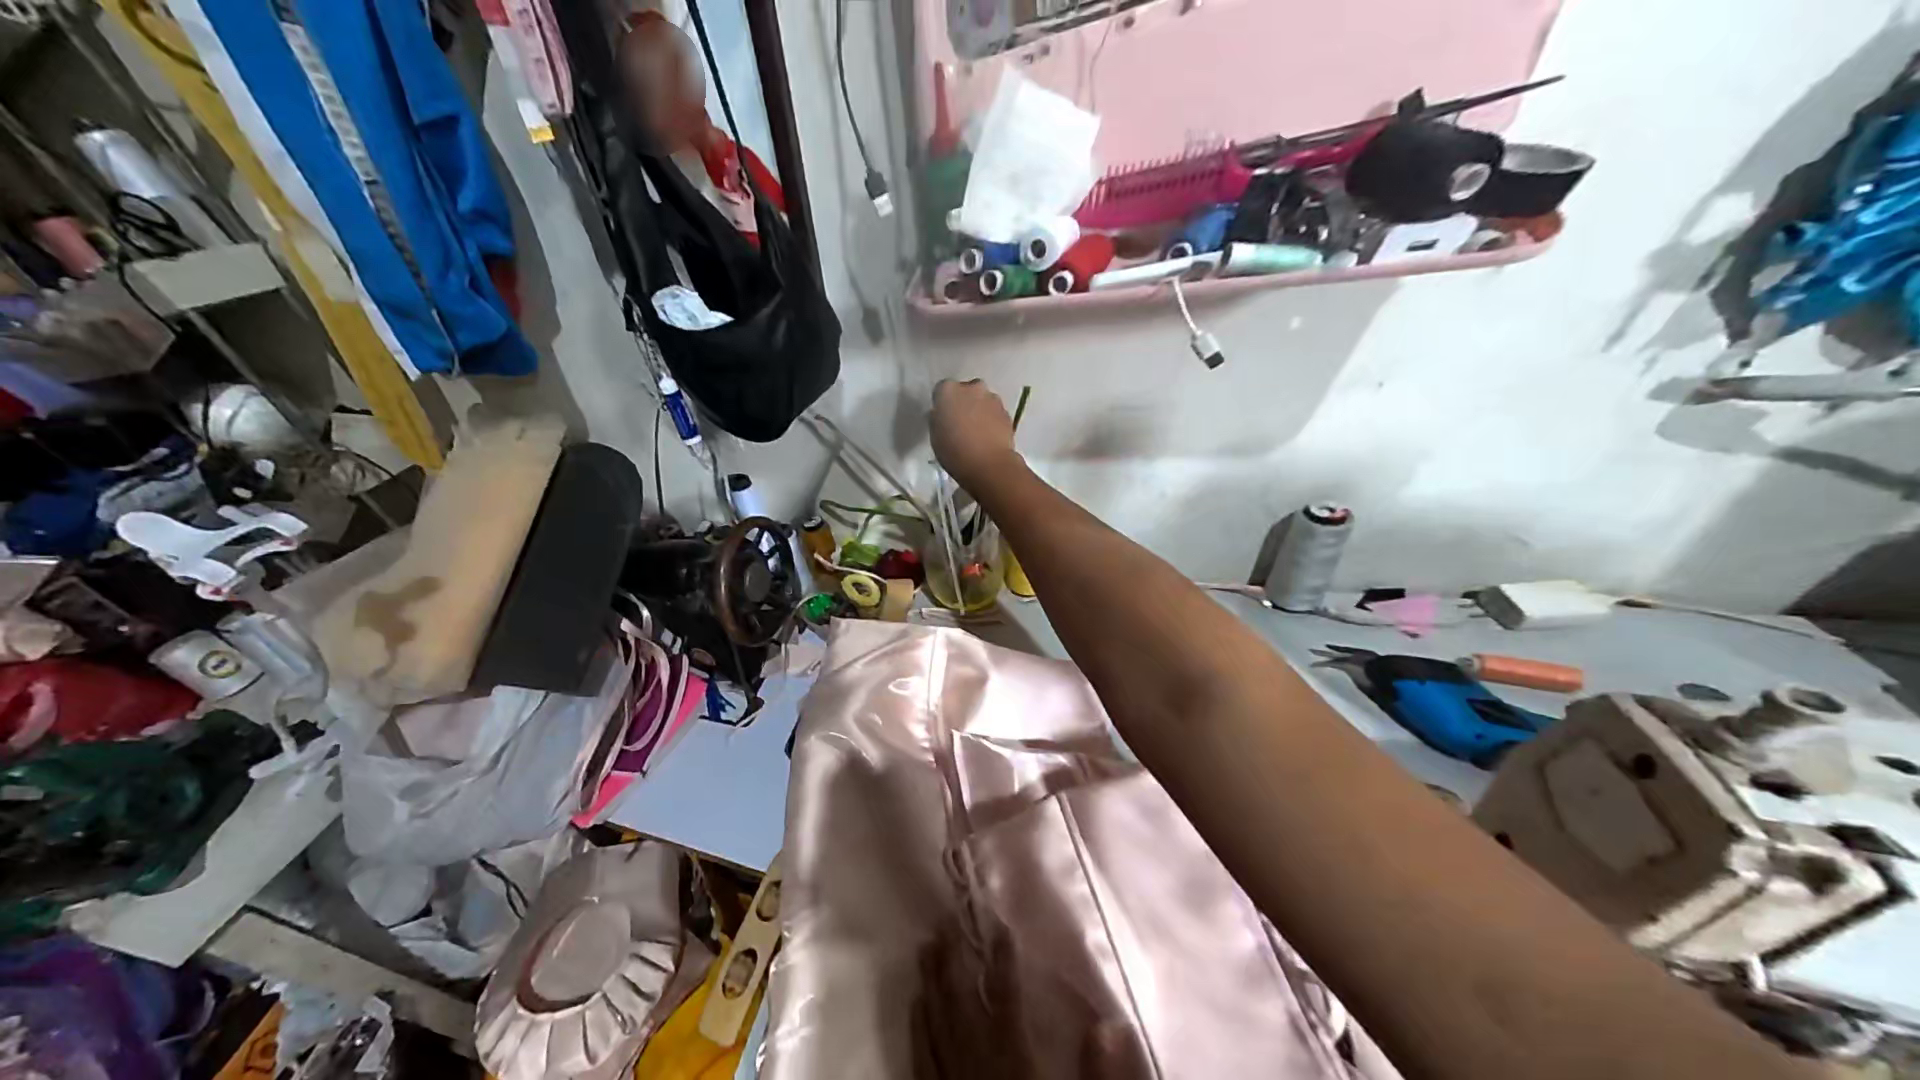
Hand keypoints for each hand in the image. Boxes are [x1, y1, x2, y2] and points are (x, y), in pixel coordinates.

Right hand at [930, 379, 1018, 489]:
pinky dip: (991, 420)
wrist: (989, 465)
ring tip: (976, 432)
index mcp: (948, 390)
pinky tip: (988, 437)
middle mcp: (972, 387)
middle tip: (960, 423)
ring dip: (979, 410)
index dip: (942, 404)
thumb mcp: (935, 435)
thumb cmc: (954, 451)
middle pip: (966, 391)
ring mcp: (992, 398)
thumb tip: (943, 415)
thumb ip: (938, 418)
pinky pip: (995, 413)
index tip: (943, 417)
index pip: (942, 390)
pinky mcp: (1007, 412)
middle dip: (963, 402)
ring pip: (982, 400)